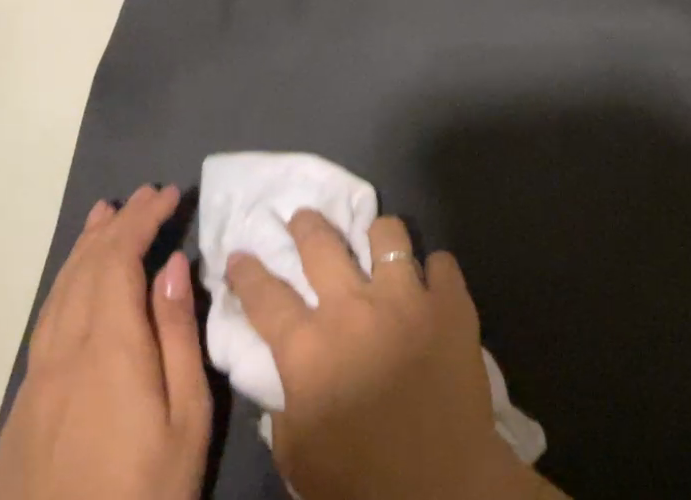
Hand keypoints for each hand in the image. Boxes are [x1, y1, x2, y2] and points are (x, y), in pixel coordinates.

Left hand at [0, 185, 211, 499]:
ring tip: (104, 219)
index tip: (169, 195)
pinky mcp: (20, 413)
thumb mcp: (187, 413)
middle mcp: (62, 356)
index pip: (119, 264)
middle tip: (145, 196)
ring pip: (54, 299)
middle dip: (115, 228)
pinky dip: (65, 290)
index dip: (142, 222)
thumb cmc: (149, 485)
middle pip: (82, 274)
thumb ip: (176, 336)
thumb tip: (171, 268)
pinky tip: (78, 290)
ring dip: (82, 253)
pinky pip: (44, 328)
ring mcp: (34, 385)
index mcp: (109, 351)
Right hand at [226, 210, 565, 499]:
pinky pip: (442, 261)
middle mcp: (354, 307)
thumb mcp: (297, 449)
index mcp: (308, 346)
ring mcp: (408, 298)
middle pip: (323, 246)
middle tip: (303, 216)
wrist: (439, 478)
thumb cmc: (358, 476)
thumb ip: (287, 402)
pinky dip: (434, 268)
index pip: (265, 296)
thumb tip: (290, 374)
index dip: (247, 272)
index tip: (239, 252)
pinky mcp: (452, 303)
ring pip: (388, 236)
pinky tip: (430, 277)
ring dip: (376, 232)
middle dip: (307, 225)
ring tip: (374, 234)